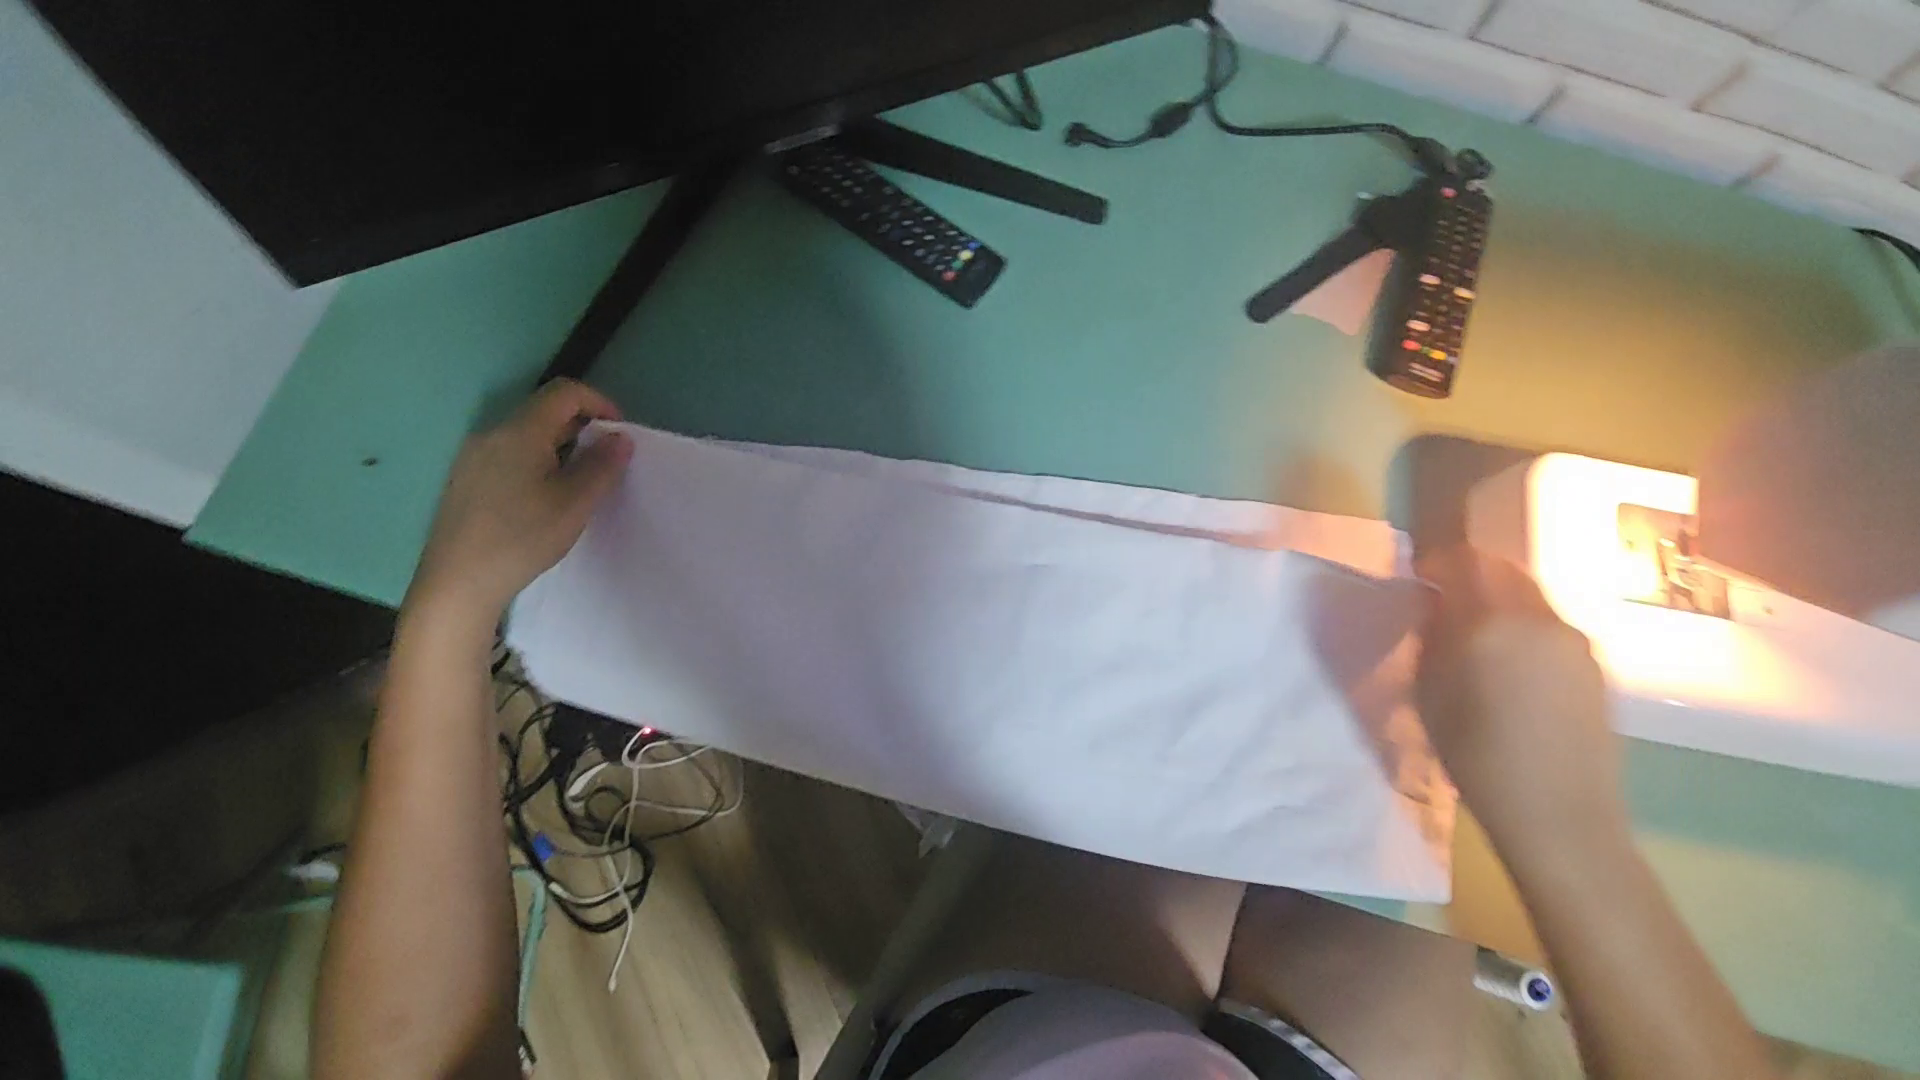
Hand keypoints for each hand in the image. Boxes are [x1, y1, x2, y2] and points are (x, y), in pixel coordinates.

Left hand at [407, 379, 632, 625]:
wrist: (457, 582)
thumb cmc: (522, 538)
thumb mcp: (574, 503)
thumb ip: (602, 466)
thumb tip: (621, 437)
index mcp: (520, 432)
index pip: (564, 392)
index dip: (599, 403)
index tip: (620, 434)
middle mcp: (492, 434)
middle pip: (544, 412)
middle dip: (582, 428)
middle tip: (606, 463)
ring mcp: (473, 457)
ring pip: (527, 436)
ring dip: (561, 447)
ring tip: (579, 484)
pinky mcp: (466, 480)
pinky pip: (510, 455)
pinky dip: (538, 462)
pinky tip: (544, 499)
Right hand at [1414, 546, 1626, 862]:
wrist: (1559, 814)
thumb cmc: (1475, 756)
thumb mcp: (1429, 693)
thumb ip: (1430, 638)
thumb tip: (1432, 605)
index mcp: (1492, 622)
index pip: (1465, 561)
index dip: (1438, 562)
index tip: (1418, 578)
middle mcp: (1540, 619)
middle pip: (1503, 571)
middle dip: (1470, 576)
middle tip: (1443, 601)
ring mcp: (1574, 640)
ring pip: (1529, 596)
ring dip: (1498, 600)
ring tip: (1475, 635)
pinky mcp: (1595, 665)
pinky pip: (1549, 625)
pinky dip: (1522, 626)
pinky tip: (1508, 664)